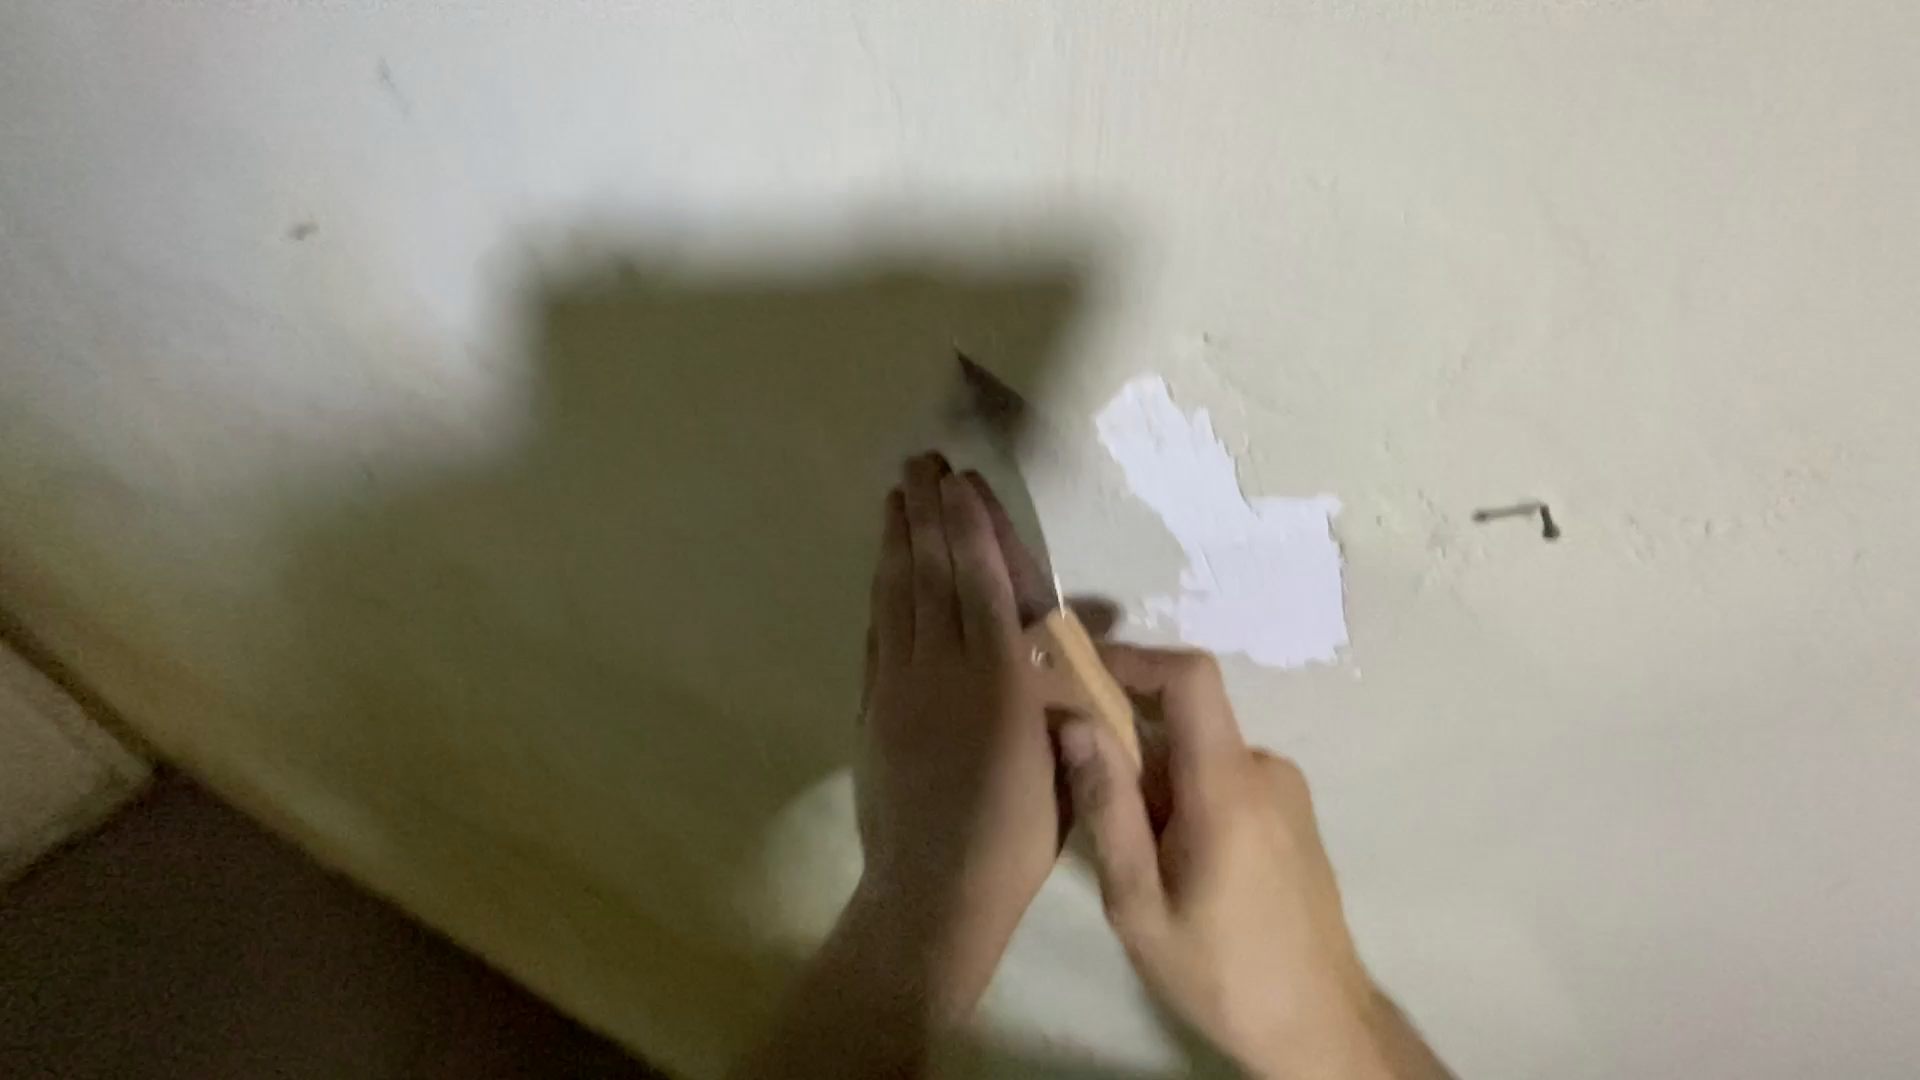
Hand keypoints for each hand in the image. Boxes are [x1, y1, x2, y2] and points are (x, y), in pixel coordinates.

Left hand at [851, 452, 1061, 1019]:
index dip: (973, 526)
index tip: (962, 482)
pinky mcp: (872, 705)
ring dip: (898, 539)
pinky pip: (876, 632)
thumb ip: (1052, 691)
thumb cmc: (1017, 834)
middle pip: (934, 573)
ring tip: (896, 495)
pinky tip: (882, 566)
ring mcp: (900, 684)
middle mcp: (946, 668)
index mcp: (999, 679)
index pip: (983, 582)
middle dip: (929, 512)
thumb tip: (1057, 636)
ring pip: (898, 594)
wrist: (935, 890)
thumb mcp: (1059, 759)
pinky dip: (880, 591)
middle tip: (920, 462)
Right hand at [1062, 646, 1433, 1079]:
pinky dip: (1184, 787)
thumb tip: (1074, 722)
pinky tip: (1173, 854)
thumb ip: (1107, 805)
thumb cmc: (1223, 971)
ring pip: (1200, 746)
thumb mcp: (1139, 902)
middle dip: (1129, 730)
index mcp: (1228, 784)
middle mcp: (1264, 768)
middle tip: (1086, 782)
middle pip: (1186, 712)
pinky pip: (1223, 771)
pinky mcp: (1290, 809)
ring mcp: (1284, 787)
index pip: (1190, 676)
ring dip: (1155, 770)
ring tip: (1132, 842)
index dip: (1134, 658)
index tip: (1082, 671)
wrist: (1324, 1031)